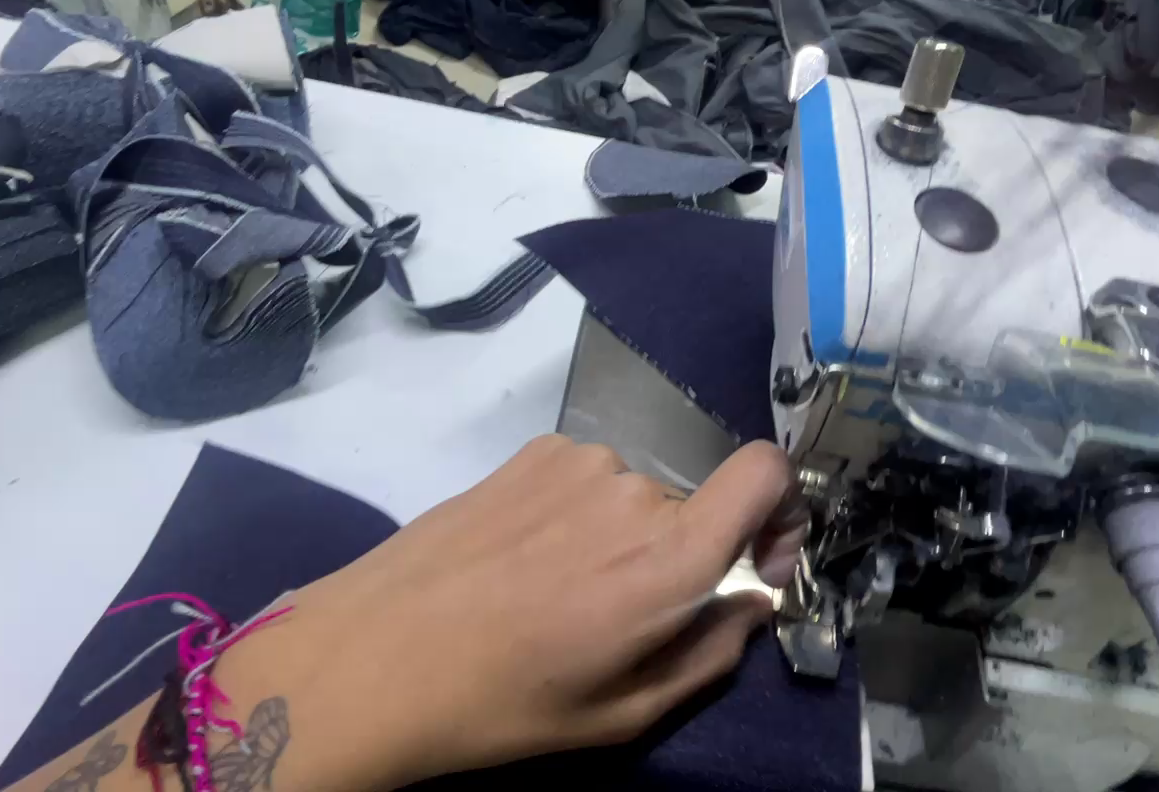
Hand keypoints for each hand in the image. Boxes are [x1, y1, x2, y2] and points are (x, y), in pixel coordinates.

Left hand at [286, 434, 806, 788]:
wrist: (378, 650)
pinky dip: (578, 509)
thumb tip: (751, 597)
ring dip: (619, 533)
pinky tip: (525, 551)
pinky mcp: (538, 446)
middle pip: (691, 507)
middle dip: (675, 553)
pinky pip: (588, 476)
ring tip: (554, 583)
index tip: (749, 561)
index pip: (765, 472)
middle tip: (611, 610)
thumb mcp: (624, 712)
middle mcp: (636, 487)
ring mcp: (582, 457)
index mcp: (669, 555)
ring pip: (636, 494)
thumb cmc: (506, 700)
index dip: (780, 509)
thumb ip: (712, 648)